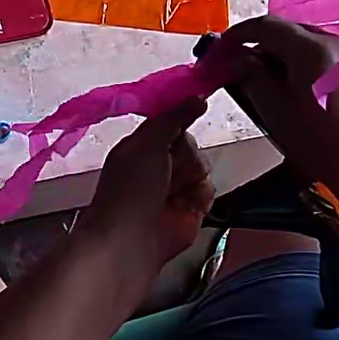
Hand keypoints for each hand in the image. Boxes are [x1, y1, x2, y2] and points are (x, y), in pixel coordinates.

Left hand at [78, 98, 214, 270]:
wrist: (130, 241)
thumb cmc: (129, 189)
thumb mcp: (147, 143)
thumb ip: (173, 118)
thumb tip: (197, 98)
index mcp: (141, 147)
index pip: (170, 123)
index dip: (182, 117)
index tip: (199, 105)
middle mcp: (157, 165)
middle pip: (189, 144)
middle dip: (185, 153)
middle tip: (169, 168)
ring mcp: (174, 188)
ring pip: (202, 165)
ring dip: (192, 175)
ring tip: (174, 191)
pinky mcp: (191, 209)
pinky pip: (208, 189)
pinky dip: (200, 195)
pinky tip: (188, 204)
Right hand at [215, 16, 338, 209]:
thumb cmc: (323, 146)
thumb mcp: (277, 115)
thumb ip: (253, 79)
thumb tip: (237, 58)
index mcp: (312, 48)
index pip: (267, 26)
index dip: (238, 35)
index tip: (221, 51)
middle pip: (293, 32)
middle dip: (266, 46)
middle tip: (245, 70)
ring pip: (316, 44)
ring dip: (292, 56)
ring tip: (279, 85)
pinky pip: (336, 57)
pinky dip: (317, 65)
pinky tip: (312, 93)